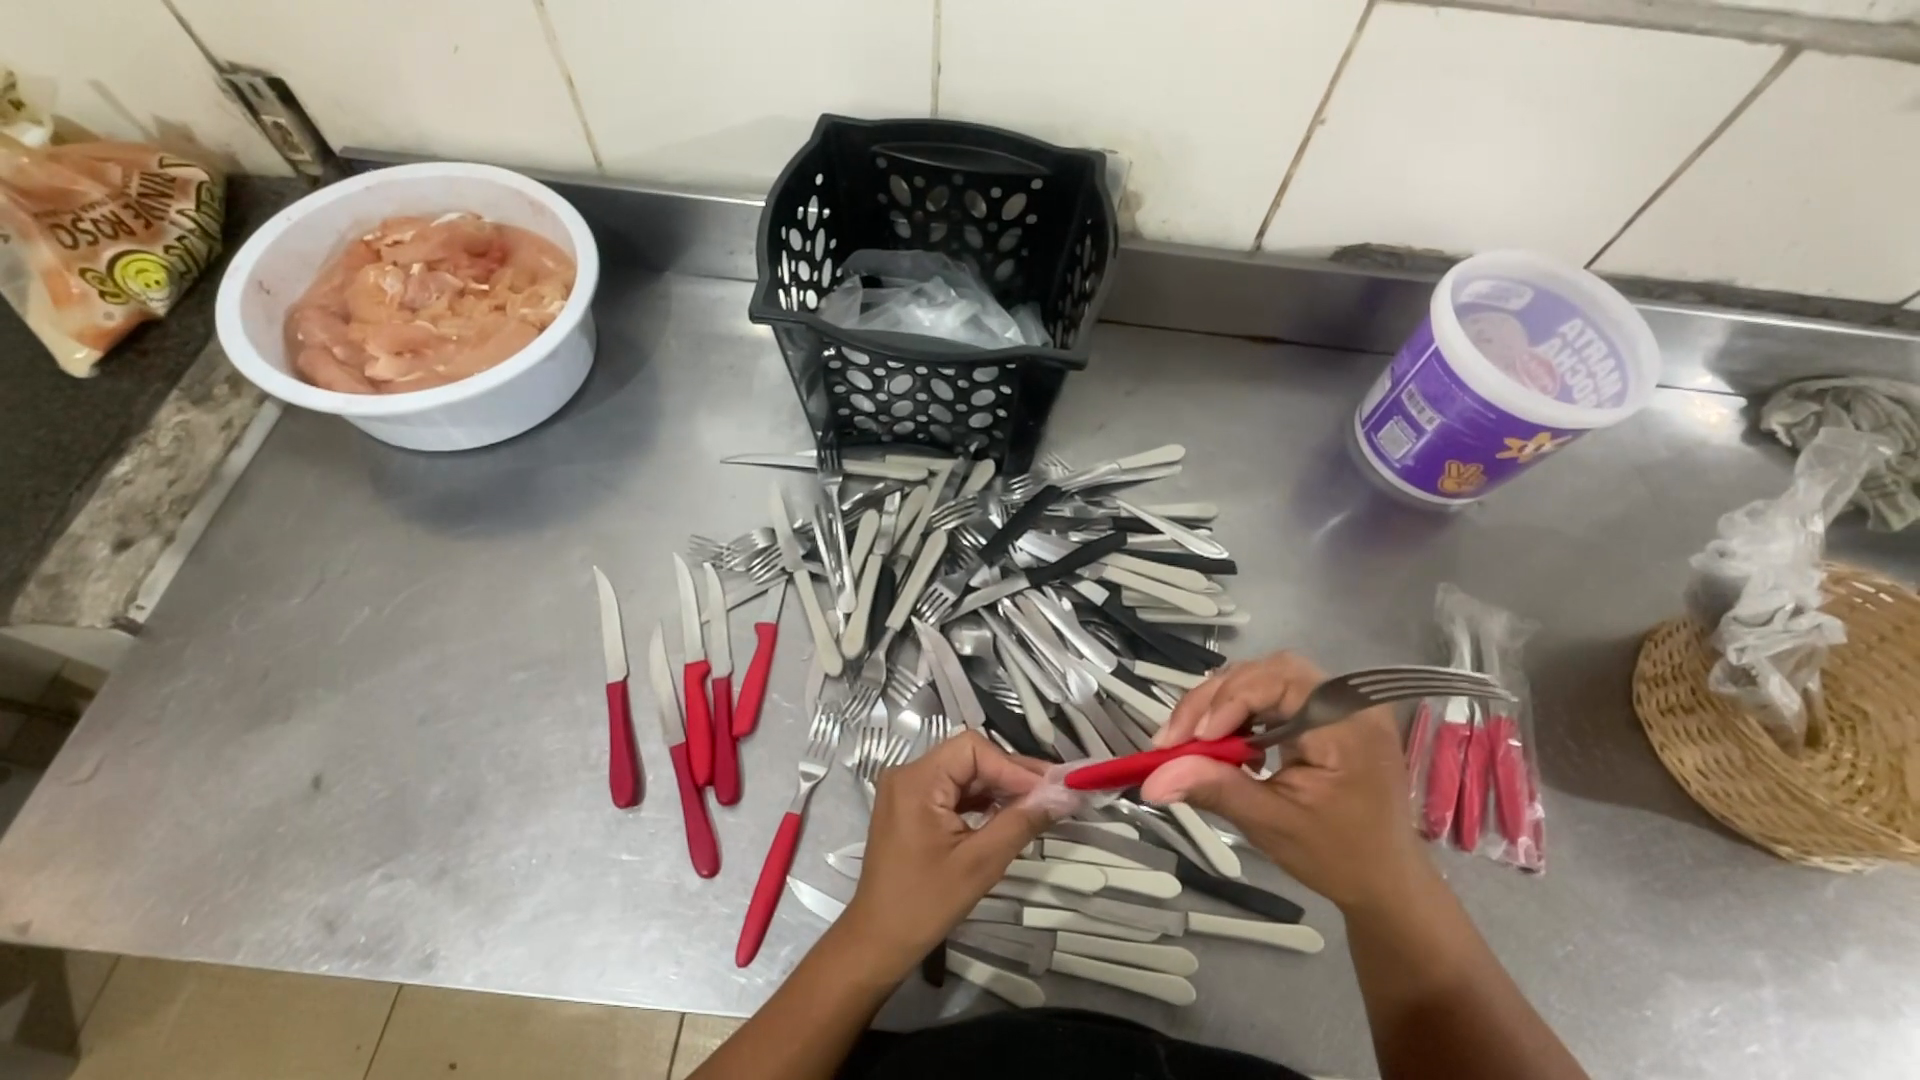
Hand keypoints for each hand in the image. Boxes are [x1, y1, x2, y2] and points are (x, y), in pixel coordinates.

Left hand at [840, 733, 1053, 976]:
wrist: (879, 941)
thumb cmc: (925, 903)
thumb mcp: (981, 862)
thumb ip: (1022, 821)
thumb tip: (1063, 795)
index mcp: (916, 780)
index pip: (974, 749)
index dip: (1015, 766)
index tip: (1050, 789)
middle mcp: (908, 775)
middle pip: (969, 758)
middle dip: (1012, 775)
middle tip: (1054, 794)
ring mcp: (908, 792)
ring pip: (964, 774)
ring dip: (1000, 788)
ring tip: (1039, 804)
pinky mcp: (912, 809)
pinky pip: (953, 792)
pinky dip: (982, 801)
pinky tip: (1009, 814)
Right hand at [1140, 651, 1432, 912]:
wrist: (1386, 883)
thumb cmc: (1339, 857)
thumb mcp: (1271, 824)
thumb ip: (1215, 789)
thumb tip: (1152, 779)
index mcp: (1347, 723)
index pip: (1276, 681)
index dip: (1227, 702)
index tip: (1188, 742)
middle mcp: (1348, 701)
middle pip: (1266, 672)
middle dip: (1214, 700)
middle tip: (1175, 739)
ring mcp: (1338, 706)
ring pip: (1264, 680)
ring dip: (1221, 705)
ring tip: (1192, 741)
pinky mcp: (1325, 716)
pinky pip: (1273, 696)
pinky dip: (1240, 713)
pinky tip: (1223, 742)